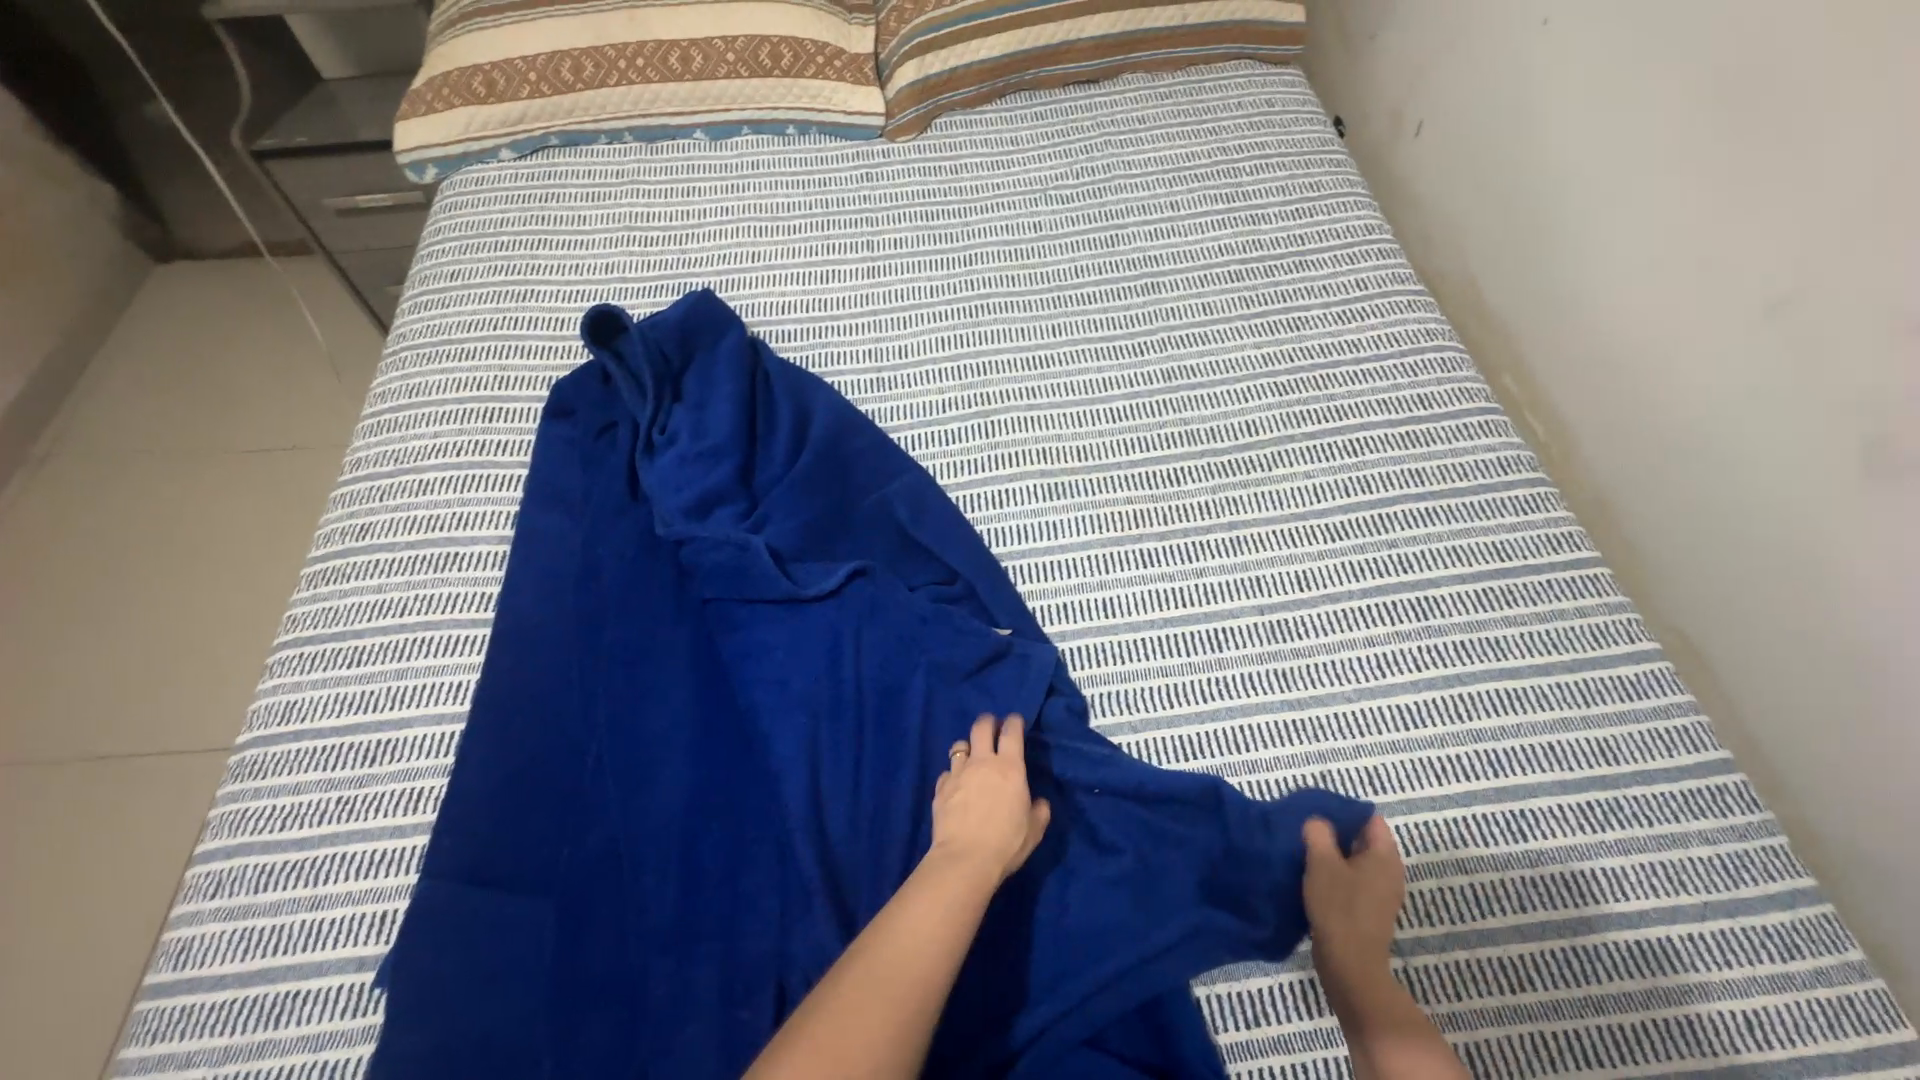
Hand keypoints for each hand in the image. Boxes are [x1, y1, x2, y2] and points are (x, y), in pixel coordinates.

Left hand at [929, 713, 1050, 884]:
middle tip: (992, 726)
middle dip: (988, 721)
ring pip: (959, 745)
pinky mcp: (940, 788)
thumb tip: (1039, 802)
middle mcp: (982, 763)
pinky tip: (956, 785)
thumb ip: (1039, 811)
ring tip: (971, 756)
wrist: (965, 859)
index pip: (1011, 732)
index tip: (1015, 720)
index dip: (1014, 721)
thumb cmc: (1006, 843)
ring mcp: (958, 773)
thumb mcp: (1034, 830)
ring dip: (967, 747)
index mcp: (1010, 768)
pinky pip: (946, 772)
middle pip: (981, 727)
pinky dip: (952, 774)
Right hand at [1302, 815, 1404, 998]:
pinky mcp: (1370, 910)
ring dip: (1334, 856)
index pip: (1370, 819)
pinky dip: (1337, 876)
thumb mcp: (1322, 863)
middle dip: (1336, 833)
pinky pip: (1354, 882)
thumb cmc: (1339, 907)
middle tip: (1306, 831)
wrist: (1350, 963)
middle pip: (1364, 840)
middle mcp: (1390, 871)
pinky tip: (1314, 880)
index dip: (1345, 811)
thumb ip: (1319, 833)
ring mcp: (1382, 893)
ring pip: (1357, 862)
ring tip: (1306, 853)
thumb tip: (1317, 822)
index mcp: (1385, 855)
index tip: (1317, 812)